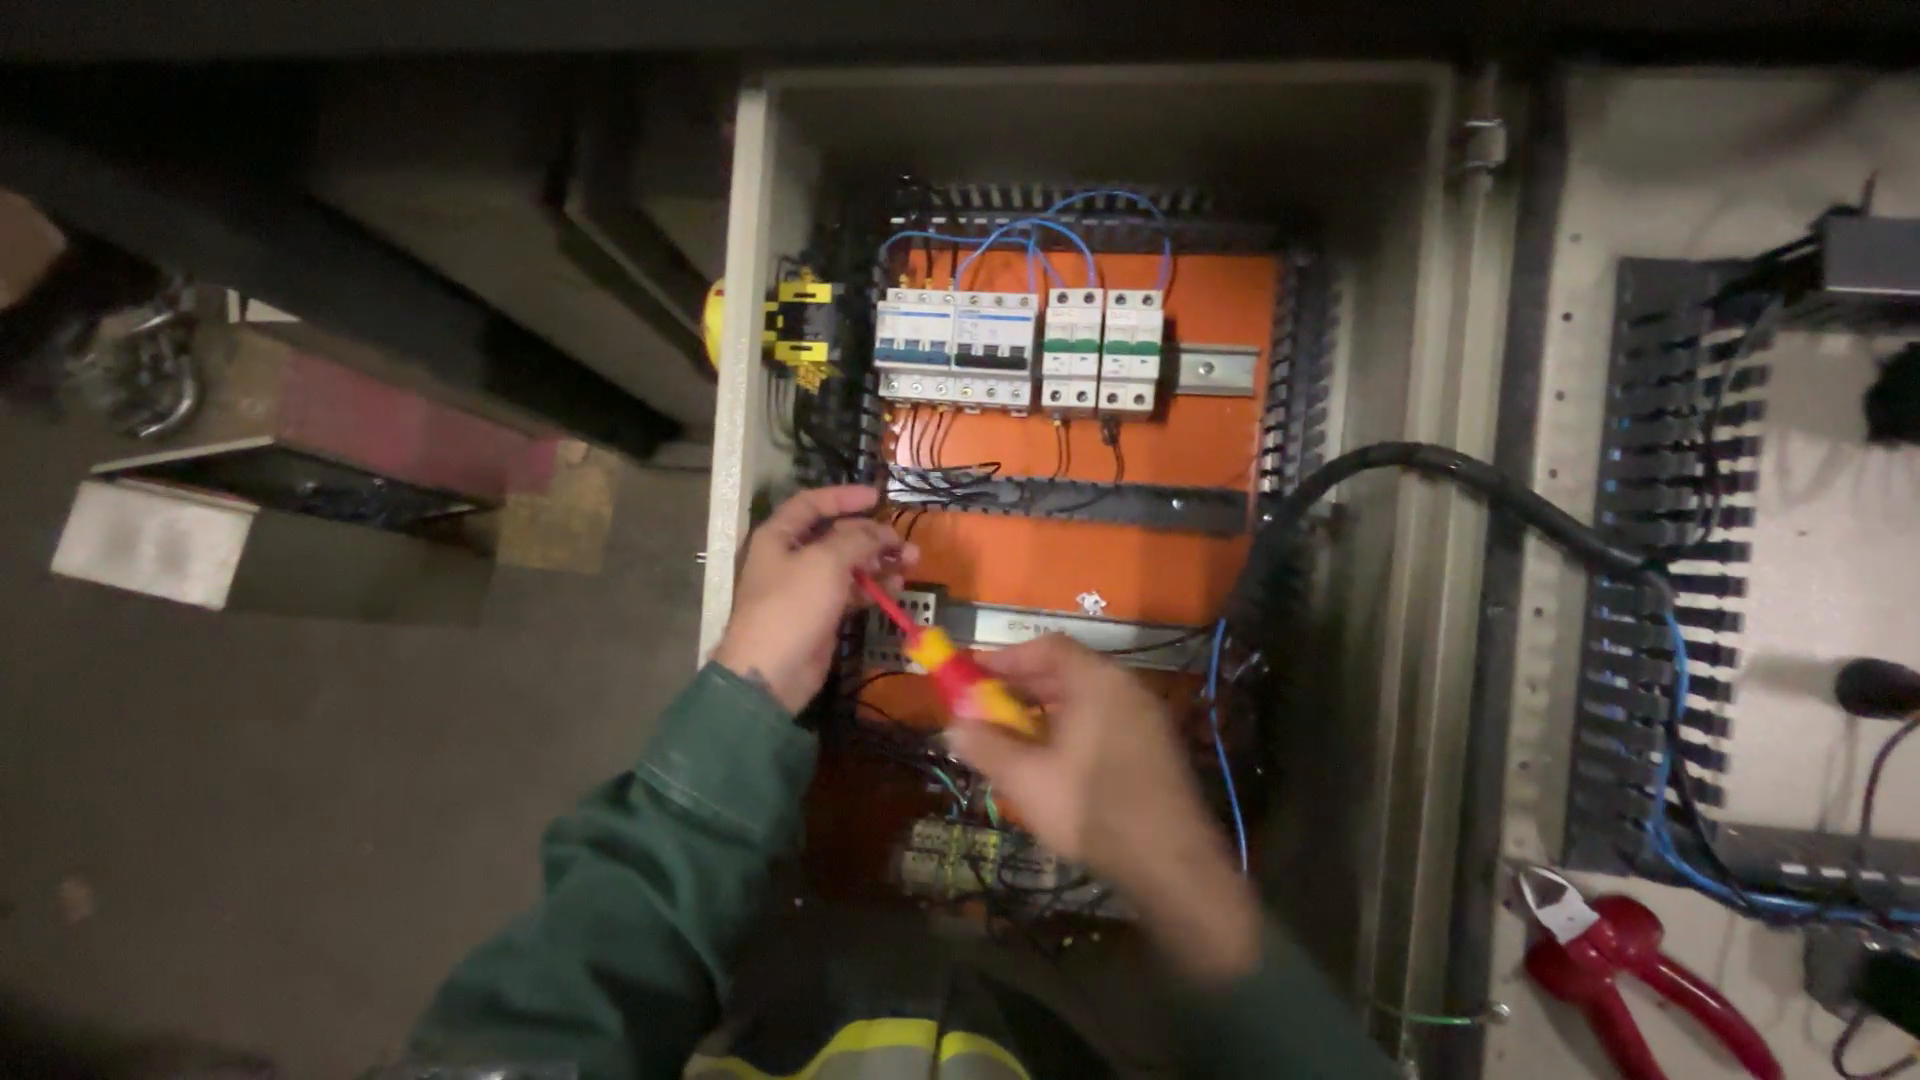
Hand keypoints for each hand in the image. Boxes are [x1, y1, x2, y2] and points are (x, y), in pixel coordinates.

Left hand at [711, 486, 916, 713]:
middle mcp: (792, 557)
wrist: (772, 672)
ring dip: (879, 562)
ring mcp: (807, 587)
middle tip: (903, 544)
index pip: (812, 504)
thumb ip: (857, 539)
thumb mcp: (826, 562)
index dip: (844, 497)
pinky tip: (895, 587)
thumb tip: (880, 533)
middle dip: (872, 536)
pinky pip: (851, 592)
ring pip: (849, 565)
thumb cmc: (792, 606)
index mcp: (780, 536)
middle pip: (837, 535)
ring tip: (909, 564)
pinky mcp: (821, 614)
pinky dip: (872, 587)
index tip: (877, 498)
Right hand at [947, 634, 1260, 980]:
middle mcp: (1127, 688)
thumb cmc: (1090, 808)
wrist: (1170, 864)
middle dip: (1020, 687)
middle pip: (1067, 671)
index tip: (972, 675)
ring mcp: (1147, 718)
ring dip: (1044, 712)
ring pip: (1085, 700)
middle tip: (986, 710)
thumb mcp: (1026, 778)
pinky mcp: (1156, 749)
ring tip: (1012, 740)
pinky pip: (1104, 722)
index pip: (1047, 647)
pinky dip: (1071, 730)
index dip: (1005, 658)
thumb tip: (954, 726)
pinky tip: (1052, 765)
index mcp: (1098, 681)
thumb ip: (986, 745)